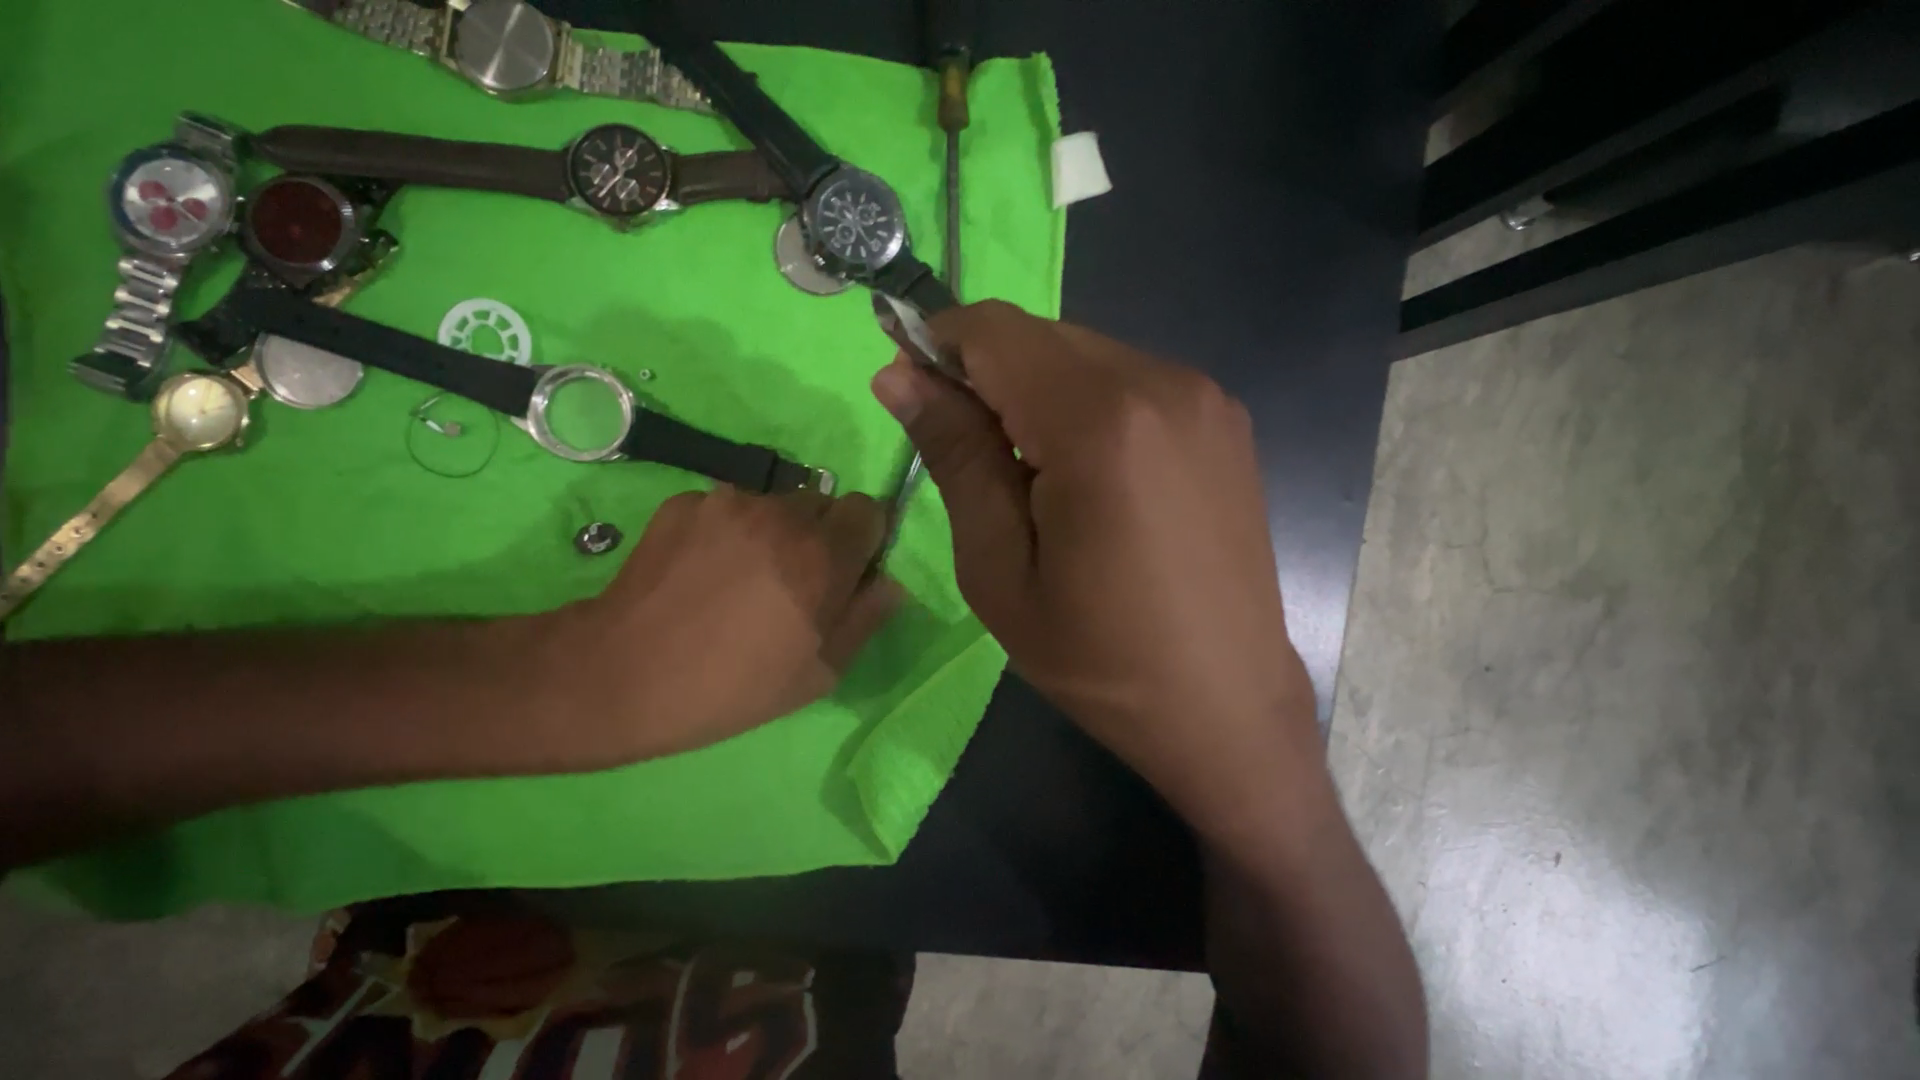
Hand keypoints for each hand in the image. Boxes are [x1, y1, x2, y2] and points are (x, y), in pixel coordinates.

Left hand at [553, 488, 900, 765]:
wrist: (622, 674)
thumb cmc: (731, 687)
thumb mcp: (817, 674)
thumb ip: (865, 619)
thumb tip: (890, 581)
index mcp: (822, 555)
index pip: (870, 510)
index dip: (863, 540)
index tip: (845, 572)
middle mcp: (781, 513)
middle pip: (823, 502)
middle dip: (819, 534)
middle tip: (791, 582)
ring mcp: (728, 501)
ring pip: (773, 502)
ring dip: (772, 530)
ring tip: (740, 578)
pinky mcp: (685, 501)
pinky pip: (727, 506)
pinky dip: (727, 530)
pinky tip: (701, 572)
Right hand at [870, 301, 1321, 836]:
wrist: (1226, 706)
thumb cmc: (1099, 657)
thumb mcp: (998, 568)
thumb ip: (954, 456)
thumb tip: (897, 376)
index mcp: (1101, 423)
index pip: (995, 331)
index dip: (938, 346)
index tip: (911, 396)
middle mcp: (1163, 384)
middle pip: (1041, 336)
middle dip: (987, 375)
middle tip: (968, 457)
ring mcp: (1206, 398)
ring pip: (1086, 355)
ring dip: (1037, 392)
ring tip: (1031, 479)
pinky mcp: (1226, 421)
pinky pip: (1131, 382)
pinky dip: (1087, 406)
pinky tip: (1088, 478)